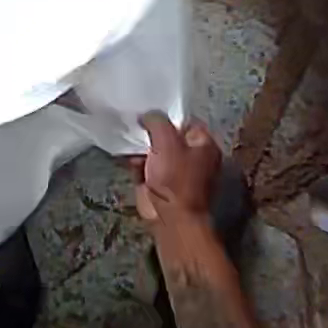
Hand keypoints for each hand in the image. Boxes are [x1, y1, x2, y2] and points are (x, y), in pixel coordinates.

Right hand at [133, 112, 221, 226]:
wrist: (169, 217)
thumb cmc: (175, 177)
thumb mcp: (167, 141)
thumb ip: (157, 121)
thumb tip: (146, 115)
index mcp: (203, 145)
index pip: (184, 121)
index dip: (166, 115)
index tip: (147, 111)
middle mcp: (191, 156)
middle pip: (166, 135)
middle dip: (149, 131)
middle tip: (134, 124)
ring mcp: (174, 170)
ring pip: (152, 149)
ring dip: (139, 146)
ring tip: (127, 139)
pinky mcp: (157, 181)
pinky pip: (144, 163)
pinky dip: (134, 160)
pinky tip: (124, 154)